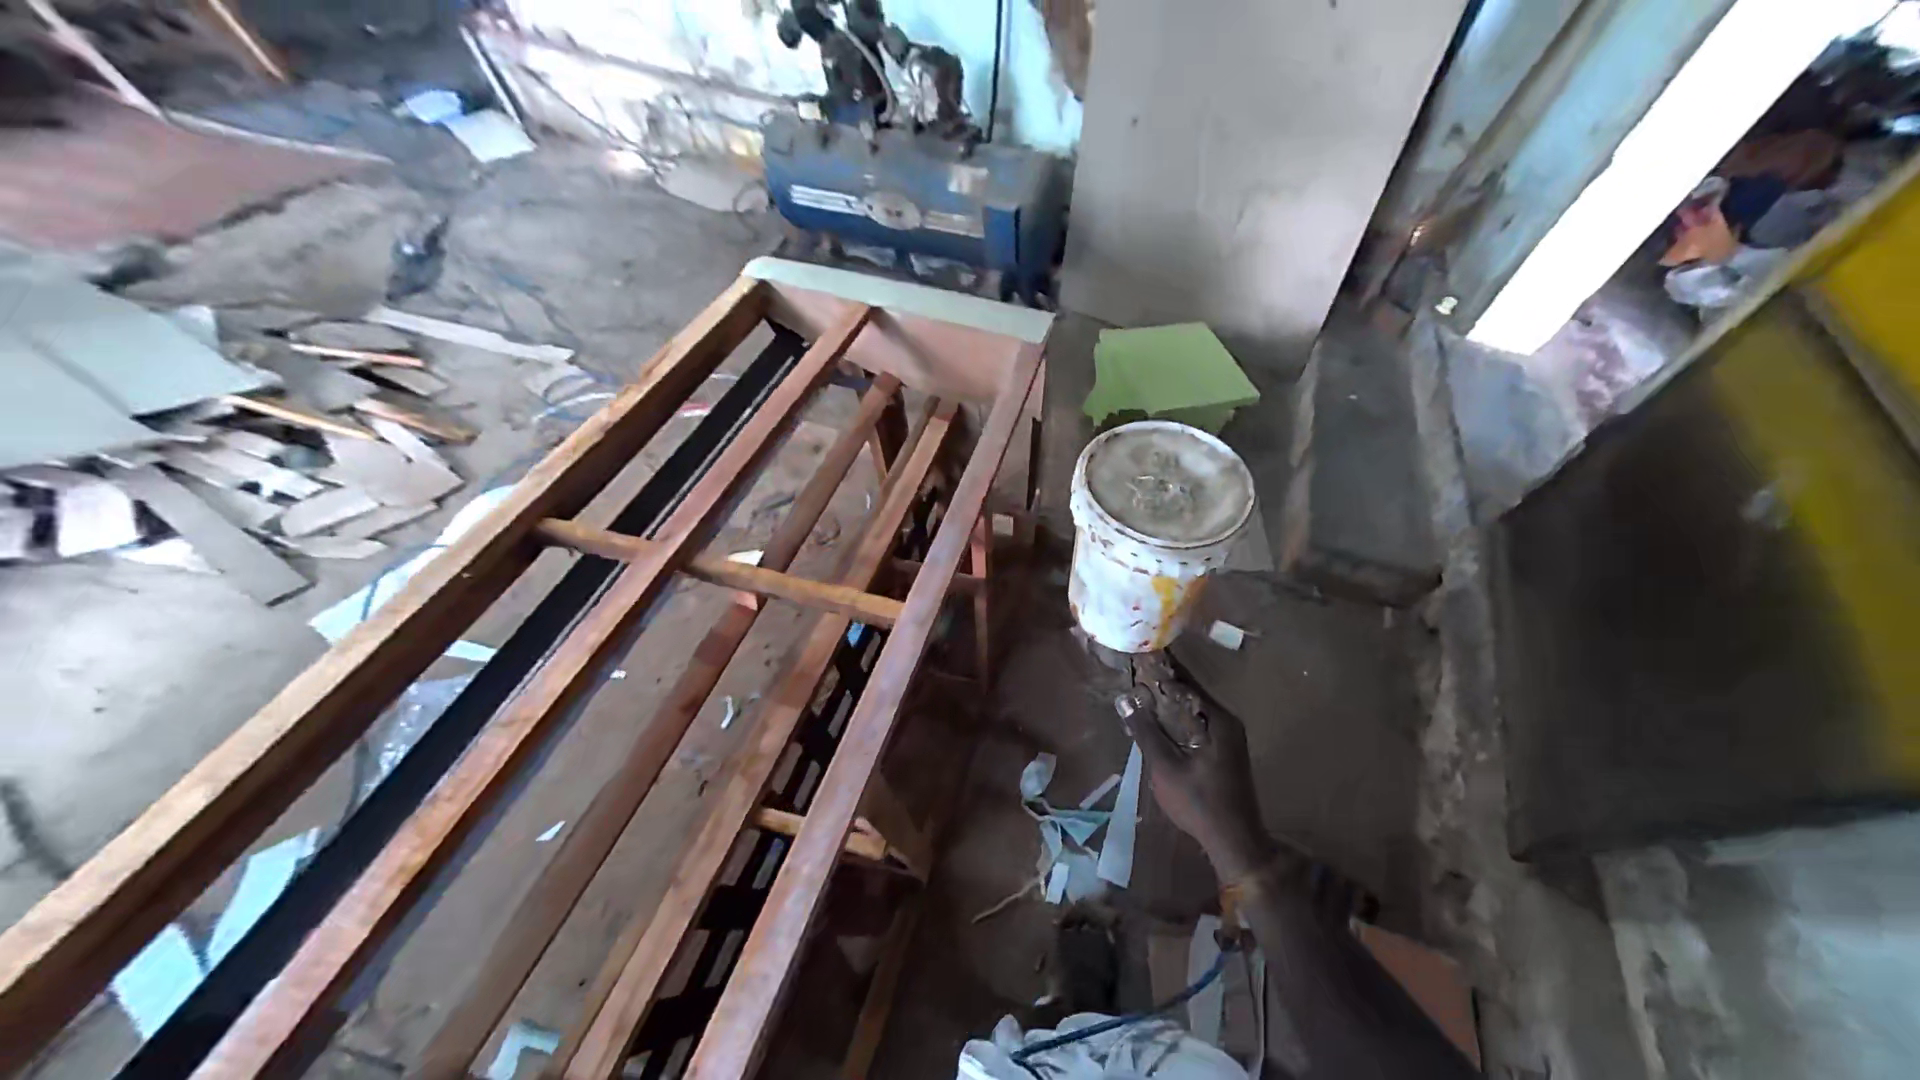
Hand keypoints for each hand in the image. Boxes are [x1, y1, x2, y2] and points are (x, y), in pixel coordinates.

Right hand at [1121, 686, 1278, 883]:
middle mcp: (1228, 723)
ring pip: (1193, 710)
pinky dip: (1177, 719)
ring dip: (1168, 704)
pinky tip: (1158, 723)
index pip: (1186, 682)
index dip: (1161, 669)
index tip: (1137, 657)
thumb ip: (1145, 731)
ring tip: (1139, 695)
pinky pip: (1197, 724)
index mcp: (1218, 720)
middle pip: (1190, 695)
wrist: (1235, 842)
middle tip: (1133, 675)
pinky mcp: (1225, 752)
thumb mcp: (1165, 766)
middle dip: (1162, 686)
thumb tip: (1123, 698)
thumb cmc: (1199, 802)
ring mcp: (1229, 738)